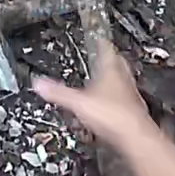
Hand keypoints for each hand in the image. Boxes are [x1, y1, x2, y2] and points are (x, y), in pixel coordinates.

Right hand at [32, 40, 159, 155]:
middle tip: (106, 55)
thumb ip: (58, 93)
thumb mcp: (78, 103)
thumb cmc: (112, 115)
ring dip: (115, 78)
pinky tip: (110, 105)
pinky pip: (124, 99)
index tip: (100, 37)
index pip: (107, 49)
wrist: (136, 138)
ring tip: (106, 79)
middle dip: (111, 59)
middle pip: (118, 63)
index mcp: (111, 71)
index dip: (102, 42)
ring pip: (123, 81)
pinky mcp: (134, 112)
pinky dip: (117, 98)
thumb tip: (38, 83)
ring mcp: (131, 96)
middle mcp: (124, 80)